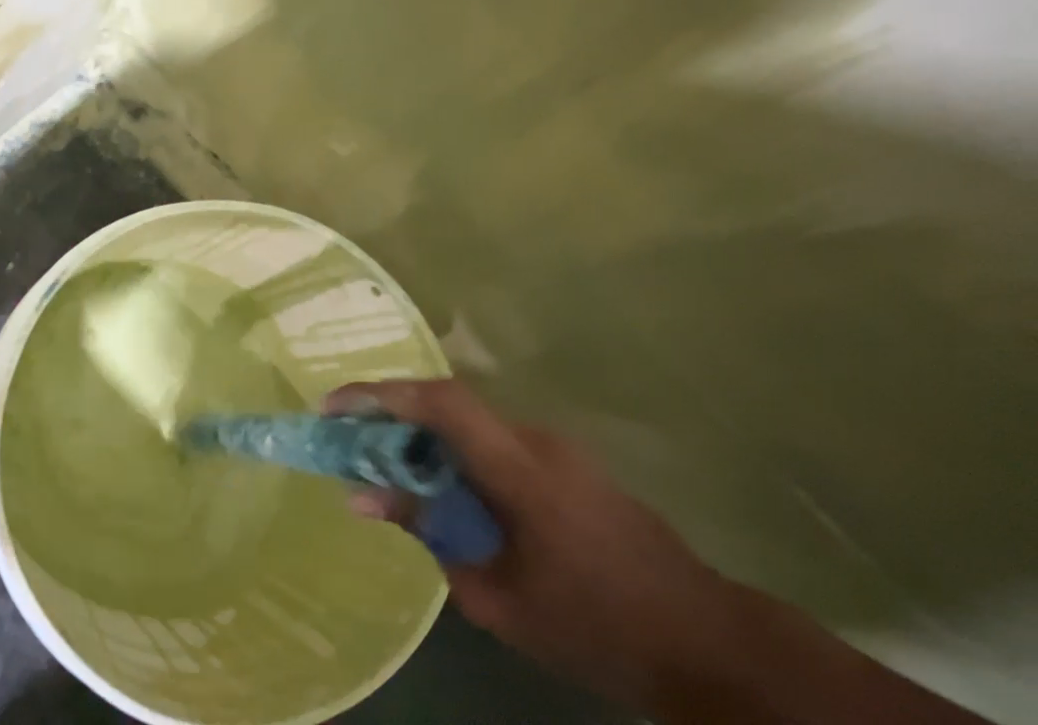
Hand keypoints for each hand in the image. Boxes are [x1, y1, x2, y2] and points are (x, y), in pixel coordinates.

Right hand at [324, 379, 735, 710]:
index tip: (332, 408)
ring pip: (473, 428)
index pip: (443, 403)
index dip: (382, 394)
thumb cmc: (592, 624)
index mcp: (522, 470)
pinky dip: (456, 459)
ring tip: (386, 476)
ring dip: (424, 441)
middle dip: (392, 418)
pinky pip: (497, 447)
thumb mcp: (493, 594)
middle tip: (347, 445)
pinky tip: (443, 497)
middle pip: (451, 409)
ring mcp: (561, 453)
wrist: (705, 643)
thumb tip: (362, 497)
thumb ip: (428, 535)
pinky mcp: (571, 469)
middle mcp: (540, 444)